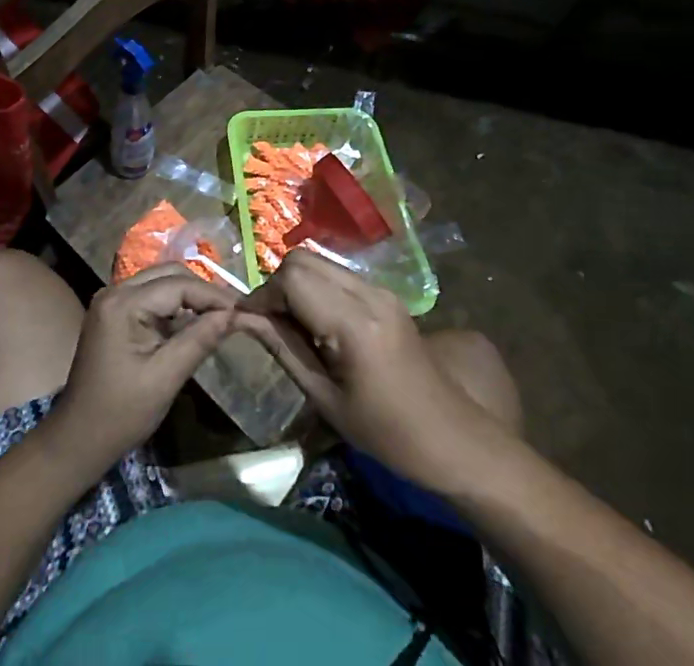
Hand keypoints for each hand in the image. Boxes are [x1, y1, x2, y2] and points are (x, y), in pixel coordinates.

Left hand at [50, 264, 240, 468]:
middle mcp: (114, 291)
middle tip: (234, 314)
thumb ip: (200, 339)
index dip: (215, 296)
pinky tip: (195, 324)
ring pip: (162, 282)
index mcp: (123, 304)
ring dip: (191, 297)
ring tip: (221, 318)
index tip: (245, 311)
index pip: (179, 284)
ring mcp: (112, 301)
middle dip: (204, 292)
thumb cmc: (121, 412)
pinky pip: (152, 297)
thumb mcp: (166, 376)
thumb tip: (235, 315)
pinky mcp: (114, 313)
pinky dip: (176, 306)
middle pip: (170, 274)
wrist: (79, 437)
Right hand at [235, 249, 501, 493]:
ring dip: (297, 286)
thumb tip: (243, 319)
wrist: (449, 435)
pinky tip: (318, 326)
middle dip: (277, 286)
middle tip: (269, 324)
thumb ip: (283, 348)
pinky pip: (339, 276)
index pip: (292, 279)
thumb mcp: (324, 397)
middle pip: (303, 259)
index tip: (247, 324)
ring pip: (321, 263)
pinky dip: (317, 290)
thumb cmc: (384, 431)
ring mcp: (383, 291)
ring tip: (291, 327)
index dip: (262, 296)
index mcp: (356, 323)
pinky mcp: (388, 296)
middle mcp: (371, 294)